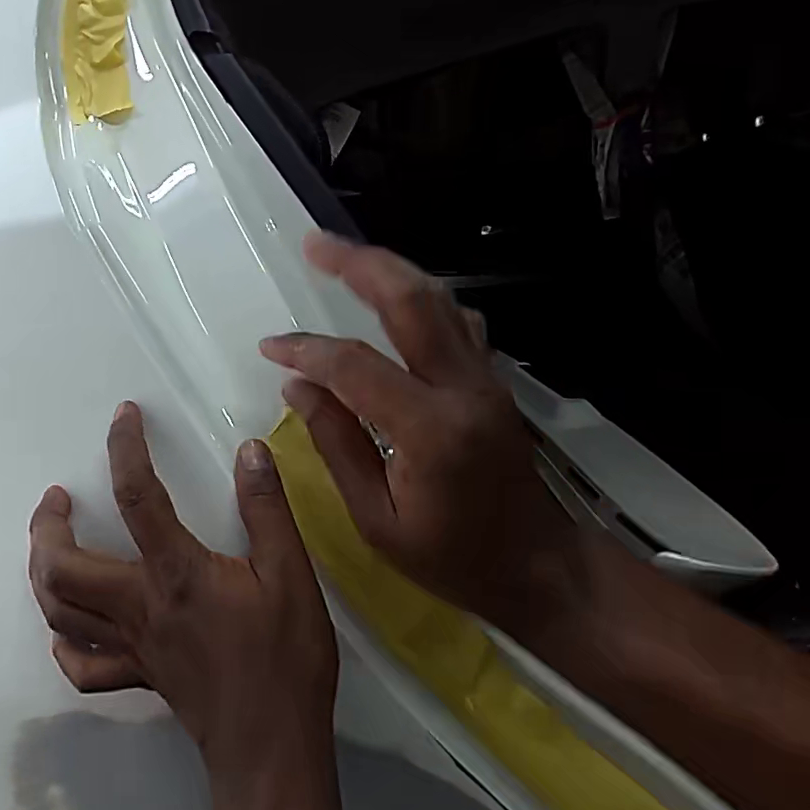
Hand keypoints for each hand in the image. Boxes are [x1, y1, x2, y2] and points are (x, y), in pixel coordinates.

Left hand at [27, 402, 337, 770]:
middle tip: (58, 496)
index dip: (126, 448)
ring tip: (51, 541)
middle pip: (62, 565)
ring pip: (59, 610)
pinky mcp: (135, 677)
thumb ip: (266, 509)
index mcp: (175, 574)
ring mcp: (129, 646)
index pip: (136, 497)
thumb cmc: (285, 658)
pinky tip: (70, 622)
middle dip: (47, 525)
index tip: (124, 416)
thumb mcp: (290, 574)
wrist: (273, 746)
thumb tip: (249, 451)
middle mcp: (138, 606)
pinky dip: (64, 638)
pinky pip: (81, 664)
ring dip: (43, 570)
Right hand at [260, 231, 583, 624]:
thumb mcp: (376, 518)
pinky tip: (395, 297)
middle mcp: (463, 389)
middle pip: (411, 300)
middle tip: (314, 243)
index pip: (354, 366)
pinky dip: (420, 297)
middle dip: (358, 264)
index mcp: (429, 430)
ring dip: (389, 270)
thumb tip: (299, 386)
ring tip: (344, 257)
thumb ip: (336, 444)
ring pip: (439, 299)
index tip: (270, 347)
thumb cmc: (453, 558)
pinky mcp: (492, 381)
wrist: (539, 567)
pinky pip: (456, 321)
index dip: (306, 349)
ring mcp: (485, 379)